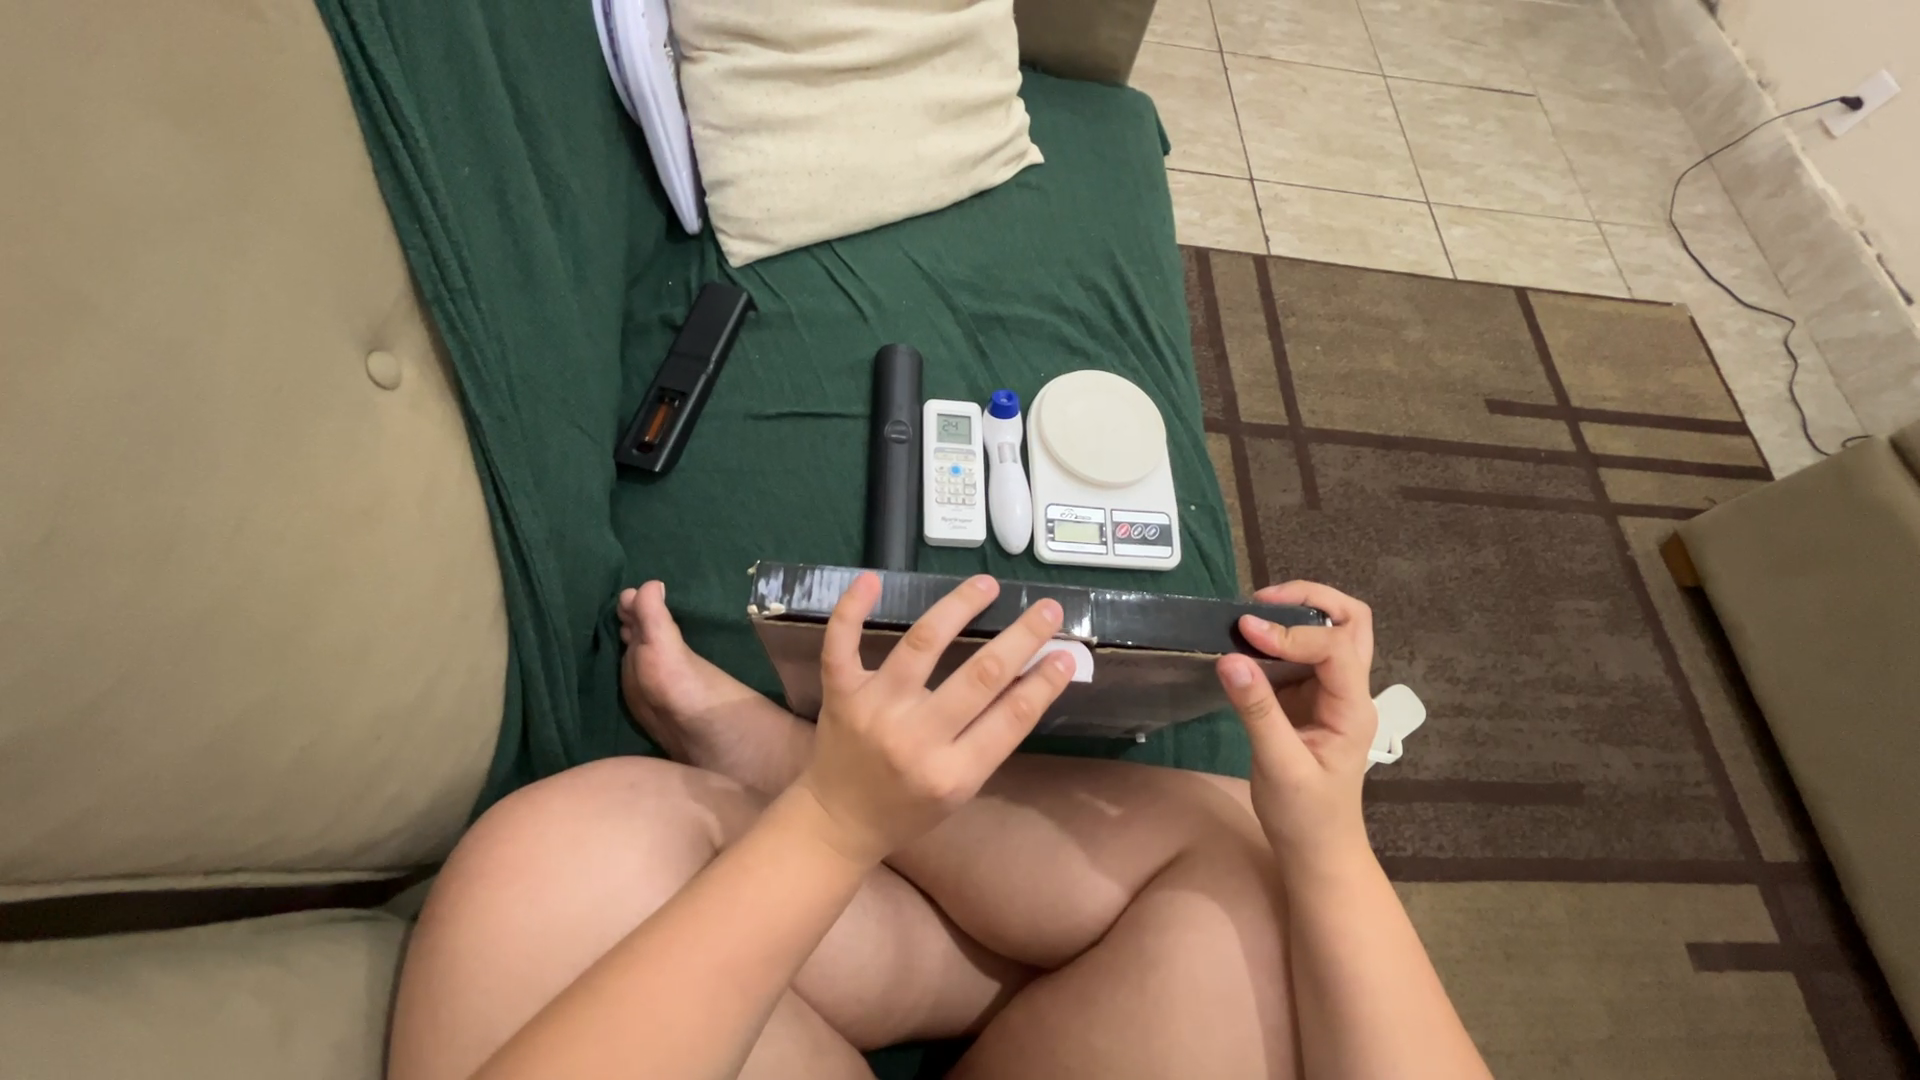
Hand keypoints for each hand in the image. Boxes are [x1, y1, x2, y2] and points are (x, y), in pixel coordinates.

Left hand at [795, 573, 1075, 866]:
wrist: (838, 822)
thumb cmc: (909, 807)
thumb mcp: (961, 787)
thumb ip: (991, 737)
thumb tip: (1030, 678)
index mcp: (952, 773)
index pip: (1011, 718)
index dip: (1044, 683)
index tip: (1066, 653)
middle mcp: (915, 738)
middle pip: (979, 676)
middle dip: (1021, 638)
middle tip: (1047, 609)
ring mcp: (874, 710)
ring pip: (921, 644)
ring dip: (958, 607)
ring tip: (986, 585)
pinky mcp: (841, 694)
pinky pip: (841, 644)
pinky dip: (853, 609)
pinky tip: (872, 579)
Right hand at [1216, 582, 1378, 870]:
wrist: (1317, 850)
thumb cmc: (1305, 815)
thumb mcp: (1278, 765)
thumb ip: (1257, 710)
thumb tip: (1230, 658)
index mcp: (1353, 708)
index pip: (1333, 647)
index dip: (1290, 632)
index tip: (1244, 630)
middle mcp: (1348, 691)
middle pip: (1350, 621)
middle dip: (1311, 599)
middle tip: (1263, 601)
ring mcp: (1329, 693)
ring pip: (1329, 631)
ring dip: (1295, 613)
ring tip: (1251, 615)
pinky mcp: (1306, 698)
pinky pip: (1301, 653)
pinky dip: (1278, 637)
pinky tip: (1248, 643)